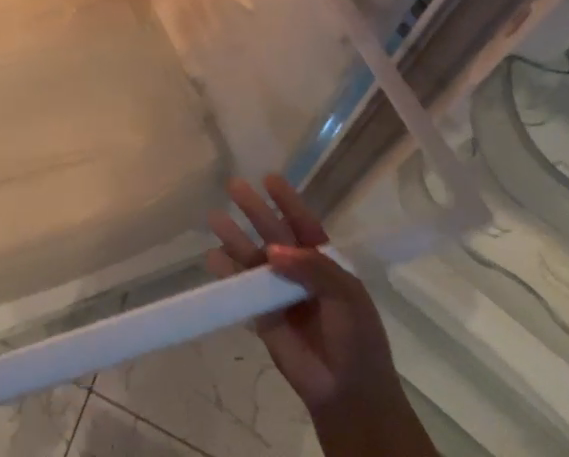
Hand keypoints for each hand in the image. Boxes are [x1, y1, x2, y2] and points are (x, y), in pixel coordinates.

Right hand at [206, 175, 435, 456]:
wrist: (347, 390)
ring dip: (234, 238)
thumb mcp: (346, 295)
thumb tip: (271, 251)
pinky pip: (240, 289)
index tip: (269, 178)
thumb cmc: (356, 337)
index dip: (287, 201)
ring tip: (214, 217)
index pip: (304, 224)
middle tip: (233, 186)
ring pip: (252, 258)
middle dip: (254, 211)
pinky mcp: (260, 316)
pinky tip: (212, 257)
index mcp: (325, 263)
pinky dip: (226, 272)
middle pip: (273, 235)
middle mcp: (299, 272)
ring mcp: (277, 293)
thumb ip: (312, 268)